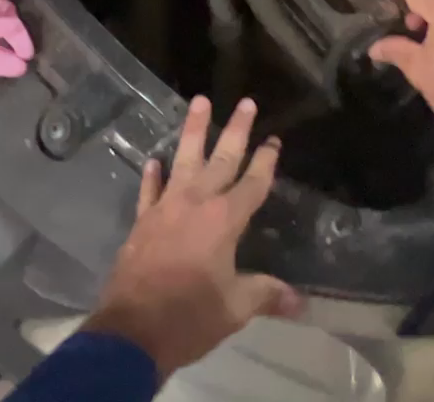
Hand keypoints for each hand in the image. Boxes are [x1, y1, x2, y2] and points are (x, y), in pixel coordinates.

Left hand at [85, 96, 303, 378]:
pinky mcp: (142, 222)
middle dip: (237, 130)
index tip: (274, 139)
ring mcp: (166, 209)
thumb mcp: (234, 308)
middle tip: (246, 102)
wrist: (132, 333)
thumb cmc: (189, 316)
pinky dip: (152, 176)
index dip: (266, 160)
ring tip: (200, 101)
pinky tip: (154, 161)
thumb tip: (301, 301)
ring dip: (193, 131)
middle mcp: (197, 203)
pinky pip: (149, 191)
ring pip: (183, 161)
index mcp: (225, 220)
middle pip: (222, 159)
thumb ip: (266, 294)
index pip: (253, 182)